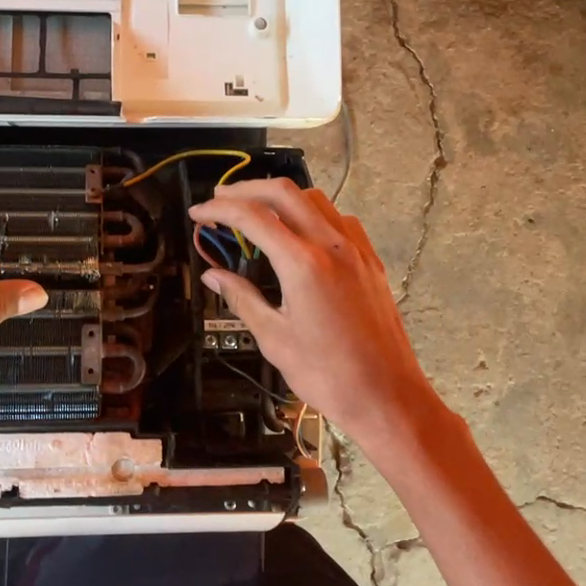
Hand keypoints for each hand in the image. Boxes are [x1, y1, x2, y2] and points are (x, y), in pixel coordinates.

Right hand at [190, 179, 439, 443]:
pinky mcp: (371, 261)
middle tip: (220, 199)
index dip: (219, 209)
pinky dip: (312, 212)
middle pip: (284, 192)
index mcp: (303, 264)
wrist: (387, 396)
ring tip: (256, 211)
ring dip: (281, 196)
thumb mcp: (274, 338)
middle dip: (246, 189)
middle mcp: (332, 245)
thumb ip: (242, 297)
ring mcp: (356, 250)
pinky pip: (339, 218)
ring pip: (315, 199)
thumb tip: (213, 275)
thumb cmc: (327, 375)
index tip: (197, 213)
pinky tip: (301, 232)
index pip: (253, 217)